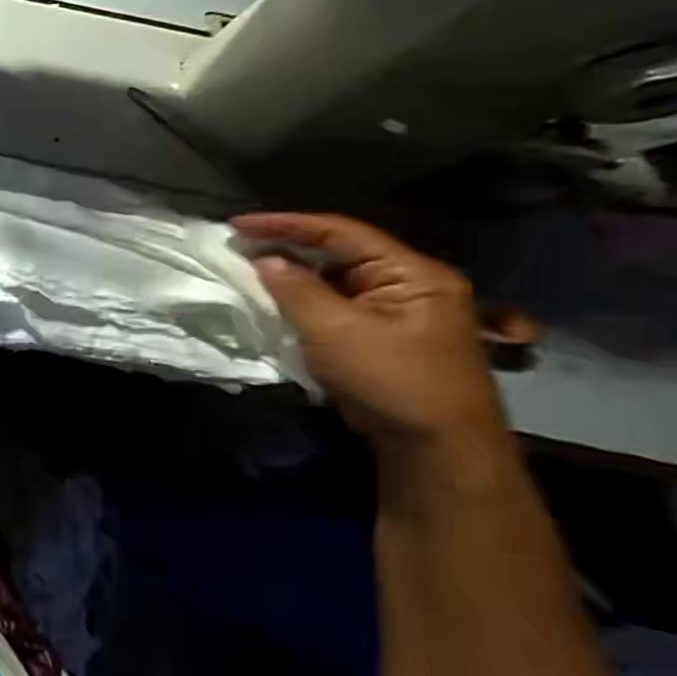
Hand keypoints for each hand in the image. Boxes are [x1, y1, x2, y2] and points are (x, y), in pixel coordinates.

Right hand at [232, 212, 506, 452]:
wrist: (438, 451)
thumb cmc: (391, 381)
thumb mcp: (334, 331)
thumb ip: (295, 289)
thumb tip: (264, 259)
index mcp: (412, 273)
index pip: (340, 232)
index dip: (285, 224)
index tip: (237, 224)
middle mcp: (410, 284)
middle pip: (339, 252)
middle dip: (287, 246)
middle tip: (239, 244)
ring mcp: (399, 311)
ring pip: (335, 278)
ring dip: (294, 274)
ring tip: (250, 269)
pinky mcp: (385, 335)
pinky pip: (337, 303)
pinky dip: (305, 298)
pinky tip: (277, 300)